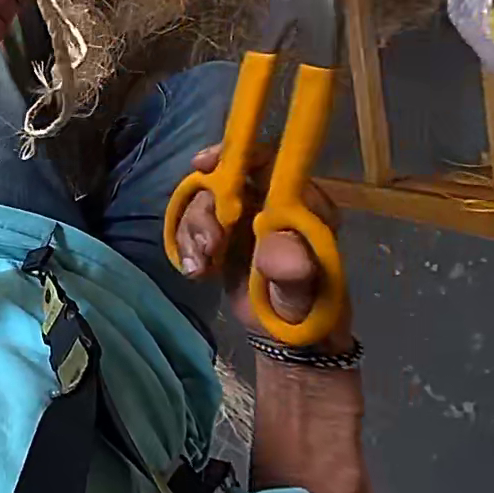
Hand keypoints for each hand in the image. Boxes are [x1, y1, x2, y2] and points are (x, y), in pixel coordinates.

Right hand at [174, 143, 354, 353]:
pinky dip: (185, 247)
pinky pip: (190, 228)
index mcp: (298, 205)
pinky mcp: (219, 238)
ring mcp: (240, 220)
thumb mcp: (306, 294)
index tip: (204, 166)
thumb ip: (294, 269)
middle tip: (207, 246)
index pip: (268, 161)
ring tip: (199, 268)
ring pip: (201, 205)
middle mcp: (266, 204)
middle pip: (222, 183)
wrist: (287, 338)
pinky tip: (194, 272)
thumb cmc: (308, 312)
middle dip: (204, 210)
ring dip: (192, 233)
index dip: (236, 155)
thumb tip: (276, 246)